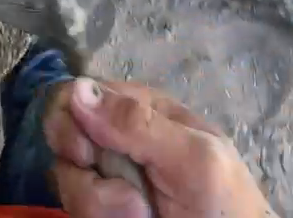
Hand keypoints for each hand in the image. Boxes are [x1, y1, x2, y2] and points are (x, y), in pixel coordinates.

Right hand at [42, 78, 271, 217]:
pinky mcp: (104, 211)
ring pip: (67, 182)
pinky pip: (76, 209)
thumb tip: (77, 88)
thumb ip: (138, 124)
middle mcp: (115, 140)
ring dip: (96, 207)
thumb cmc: (229, 208)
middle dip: (82, 175)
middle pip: (63, 139)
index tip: (83, 153)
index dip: (68, 120)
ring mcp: (108, 181)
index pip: (77, 95)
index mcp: (138, 110)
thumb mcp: (194, 160)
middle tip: (123, 202)